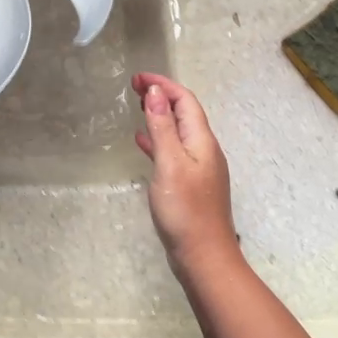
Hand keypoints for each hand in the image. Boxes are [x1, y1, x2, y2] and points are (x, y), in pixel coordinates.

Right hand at [133, 72, 237, 273]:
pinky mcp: (191, 185)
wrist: (204, 259)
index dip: (163, 84)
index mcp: (202, 141)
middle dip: (161, 96)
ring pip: (178, 131)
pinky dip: (158, 140)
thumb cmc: (185, 210)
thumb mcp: (169, 163)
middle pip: (184, 113)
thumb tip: (155, 91)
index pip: (185, 100)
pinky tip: (142, 143)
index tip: (136, 78)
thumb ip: (162, 126)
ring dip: (159, 115)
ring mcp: (200, 169)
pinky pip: (174, 150)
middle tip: (133, 88)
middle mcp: (204, 150)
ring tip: (136, 107)